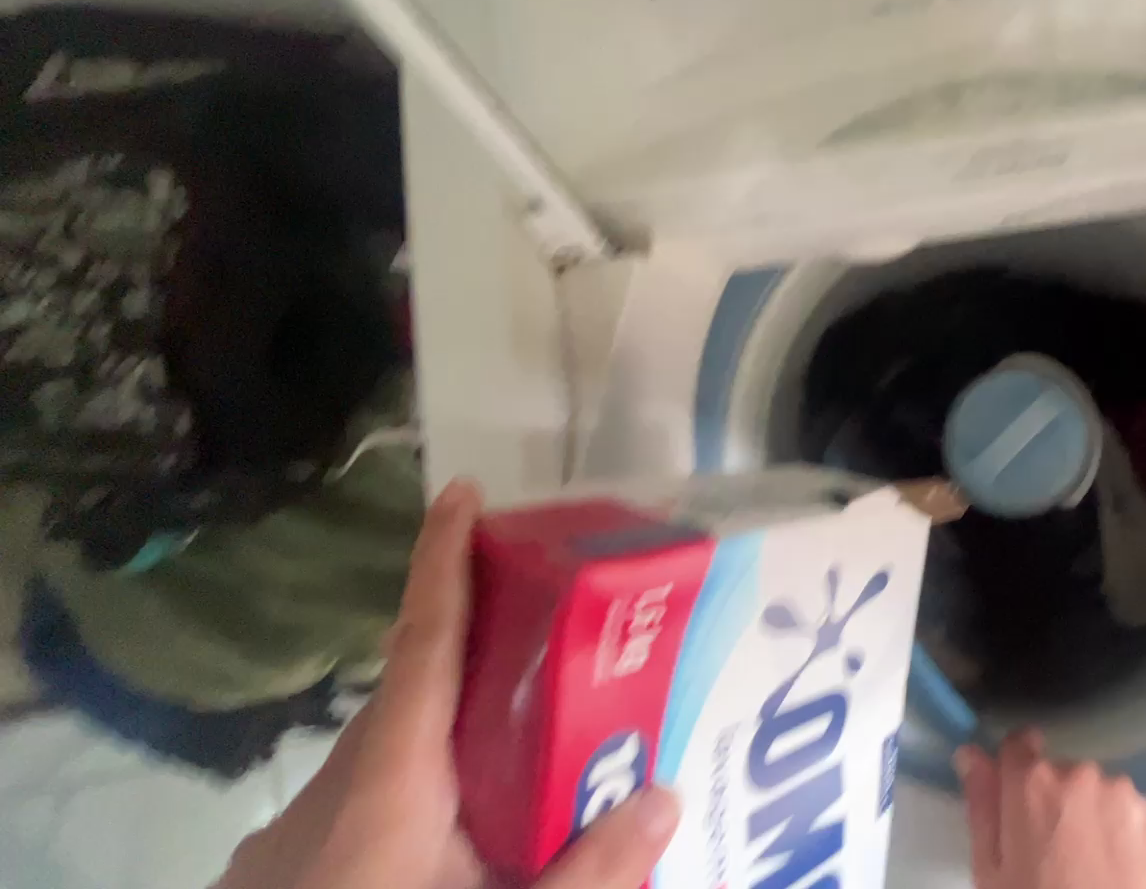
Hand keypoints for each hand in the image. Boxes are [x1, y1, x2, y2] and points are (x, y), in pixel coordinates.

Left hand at [215, 480, 681, 888]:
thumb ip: (586, 872)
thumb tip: (665, 797)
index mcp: (387, 789)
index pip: (422, 647)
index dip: (441, 563)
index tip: (460, 491)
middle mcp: (329, 794)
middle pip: (416, 696)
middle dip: (483, 655)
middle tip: (560, 643)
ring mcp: (291, 838)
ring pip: (391, 752)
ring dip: (456, 732)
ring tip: (529, 749)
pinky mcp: (283, 872)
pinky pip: (367, 797)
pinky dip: (422, 785)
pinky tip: (459, 834)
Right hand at [955, 730, 1145, 888]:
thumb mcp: (992, 874)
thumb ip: (982, 805)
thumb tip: (971, 755)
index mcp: (1033, 783)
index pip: (1019, 743)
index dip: (1015, 769)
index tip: (1017, 799)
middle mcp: (1080, 773)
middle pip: (1059, 773)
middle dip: (1053, 801)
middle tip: (1052, 855)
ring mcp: (1122, 794)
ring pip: (1095, 792)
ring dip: (1088, 816)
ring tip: (1088, 871)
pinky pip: (1127, 813)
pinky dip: (1120, 833)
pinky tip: (1116, 874)